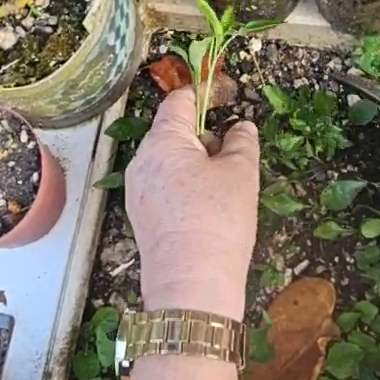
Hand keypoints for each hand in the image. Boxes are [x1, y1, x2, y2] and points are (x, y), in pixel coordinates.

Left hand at [124, 90, 259, 320]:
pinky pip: (164, 185)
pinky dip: (186, 185)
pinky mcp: (141, 215)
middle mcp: (142, 160)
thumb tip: (241, 126)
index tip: (226, 98)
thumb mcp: (241, 173)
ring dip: (196, 162)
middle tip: (233, 155)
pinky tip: (208, 208)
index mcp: (162, 140)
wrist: (192, 285)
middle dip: (204, 136)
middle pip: (173, 131)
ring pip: (169, 160)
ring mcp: (138, 189)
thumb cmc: (218, 220)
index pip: (178, 101)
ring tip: (224, 187)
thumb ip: (242, 141)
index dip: (204, 95)